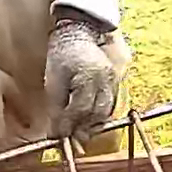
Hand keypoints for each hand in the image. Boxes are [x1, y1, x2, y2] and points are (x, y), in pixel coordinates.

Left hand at [44, 15, 118, 144]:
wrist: (82, 28)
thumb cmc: (64, 51)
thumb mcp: (54, 76)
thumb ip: (57, 103)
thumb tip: (56, 129)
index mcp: (89, 77)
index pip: (79, 110)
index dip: (68, 127)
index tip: (58, 138)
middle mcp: (106, 80)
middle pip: (96, 114)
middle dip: (83, 130)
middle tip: (72, 142)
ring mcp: (114, 80)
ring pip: (106, 111)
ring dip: (93, 125)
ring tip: (81, 133)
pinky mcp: (117, 80)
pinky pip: (111, 103)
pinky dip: (100, 115)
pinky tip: (91, 120)